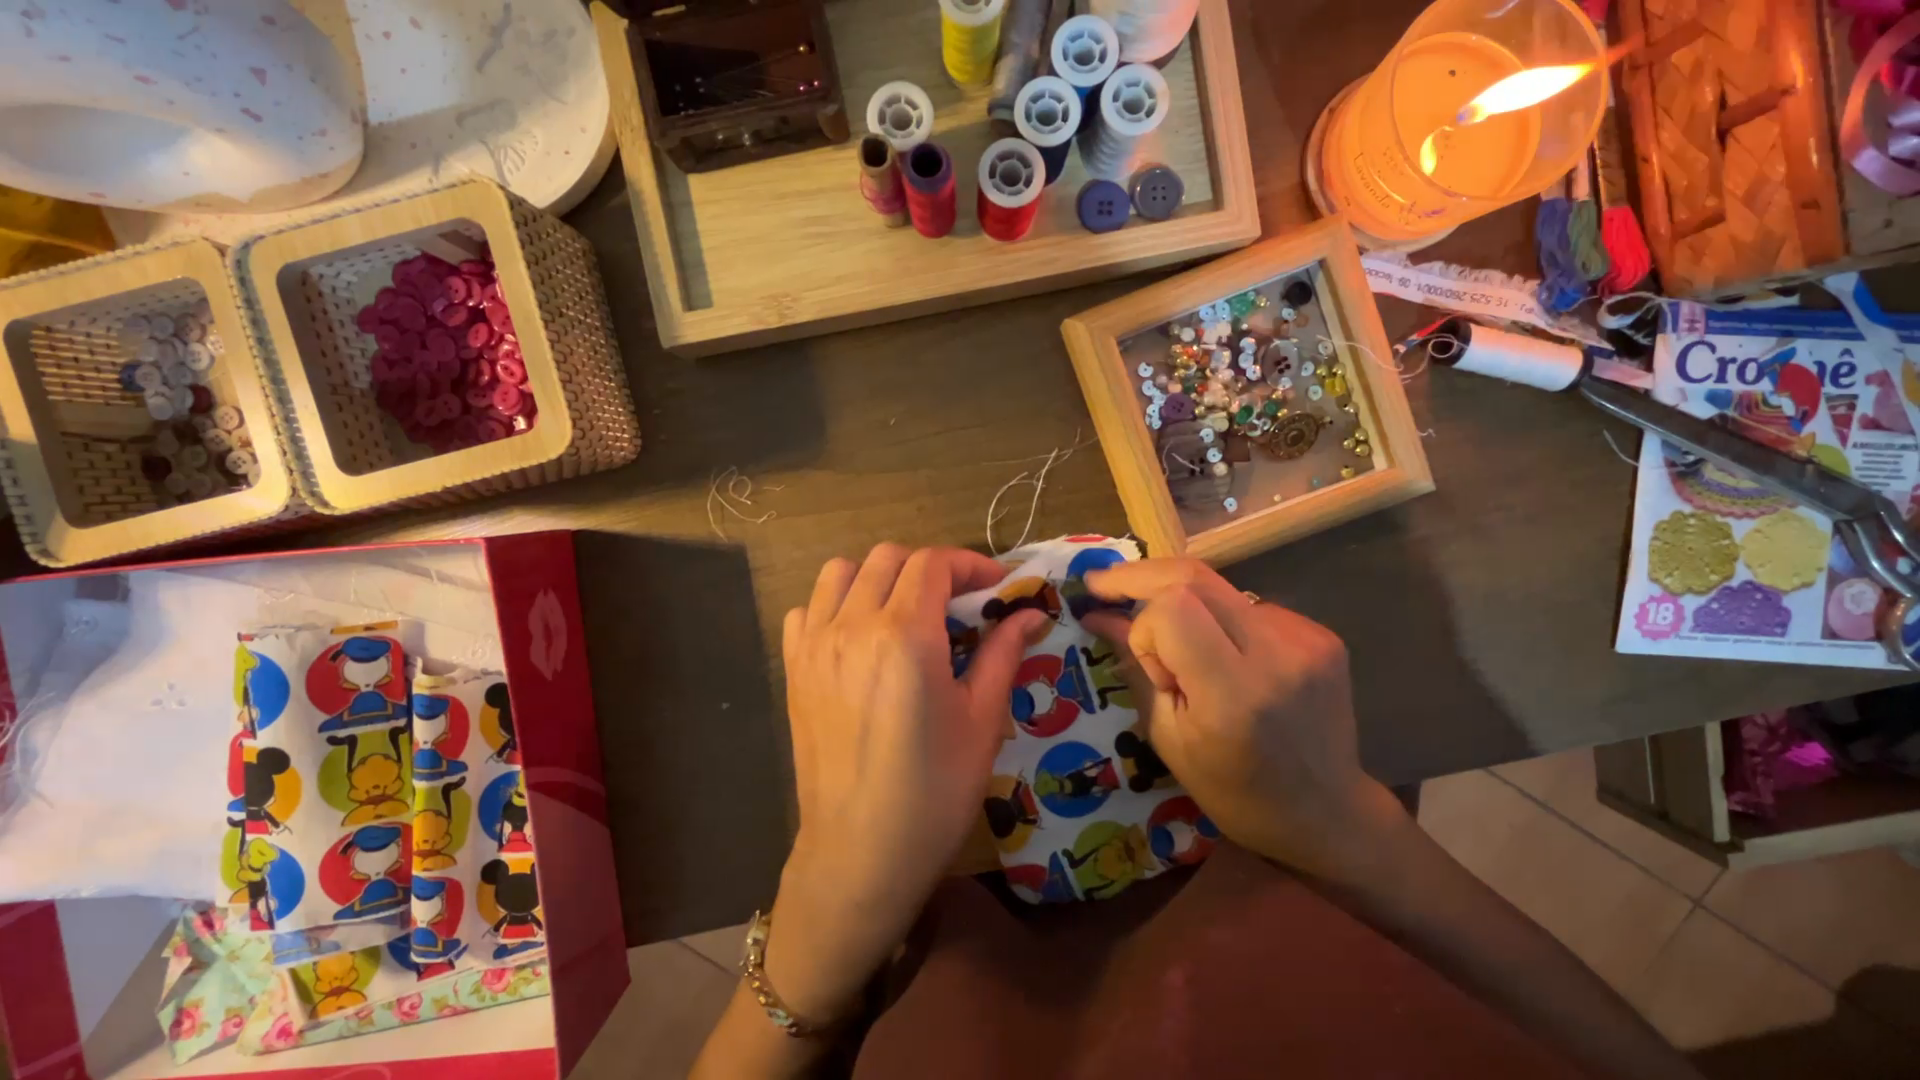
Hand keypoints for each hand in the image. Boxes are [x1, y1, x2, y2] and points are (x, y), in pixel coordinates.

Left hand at [766, 544, 1045, 1022]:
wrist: (861, 851)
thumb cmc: (935, 791)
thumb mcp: (982, 721)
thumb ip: (1002, 653)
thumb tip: (1032, 613)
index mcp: (906, 634)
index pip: (933, 563)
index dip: (970, 563)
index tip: (996, 585)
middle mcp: (854, 626)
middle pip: (888, 558)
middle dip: (930, 567)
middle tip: (958, 601)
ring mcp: (816, 646)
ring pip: (841, 572)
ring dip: (879, 576)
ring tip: (906, 610)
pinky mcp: (793, 669)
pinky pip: (807, 610)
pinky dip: (835, 605)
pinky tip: (860, 636)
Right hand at [1081, 558, 1399, 876]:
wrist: (1326, 813)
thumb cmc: (1234, 792)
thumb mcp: (1168, 737)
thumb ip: (1137, 668)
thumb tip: (1099, 614)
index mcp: (1232, 694)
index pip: (1172, 606)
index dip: (1144, 623)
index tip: (1141, 658)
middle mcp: (1275, 654)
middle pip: (1194, 577)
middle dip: (1143, 578)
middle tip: (1106, 586)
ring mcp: (1306, 639)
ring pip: (1221, 588)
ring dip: (1189, 608)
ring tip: (1190, 653)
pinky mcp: (1322, 635)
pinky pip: (1251, 606)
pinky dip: (1225, 623)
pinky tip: (1231, 660)